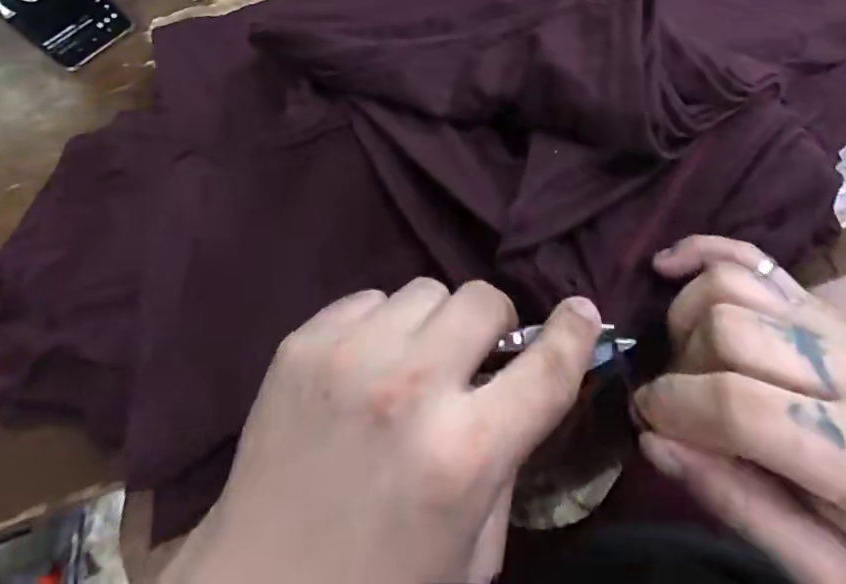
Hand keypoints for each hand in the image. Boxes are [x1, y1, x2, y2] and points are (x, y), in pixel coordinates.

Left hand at [163, 280, 604, 583]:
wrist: (262, 580)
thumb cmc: (381, 579)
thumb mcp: (473, 548)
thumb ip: (504, 461)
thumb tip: (520, 387)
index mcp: (463, 451)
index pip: (545, 368)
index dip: (573, 333)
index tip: (583, 311)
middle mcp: (409, 386)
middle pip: (480, 301)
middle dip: (493, 324)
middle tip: (477, 357)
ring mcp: (348, 354)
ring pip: (423, 290)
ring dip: (433, 324)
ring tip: (413, 363)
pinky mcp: (302, 341)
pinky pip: (367, 299)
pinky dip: (379, 324)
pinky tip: (365, 365)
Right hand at [633, 236, 845, 583]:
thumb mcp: (825, 570)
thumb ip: (737, 503)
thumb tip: (652, 439)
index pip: (741, 405)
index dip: (675, 407)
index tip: (646, 421)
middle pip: (730, 330)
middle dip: (679, 365)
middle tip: (670, 404)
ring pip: (735, 284)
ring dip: (685, 316)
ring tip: (681, 358)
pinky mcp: (832, 314)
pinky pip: (758, 261)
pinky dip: (705, 253)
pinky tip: (669, 265)